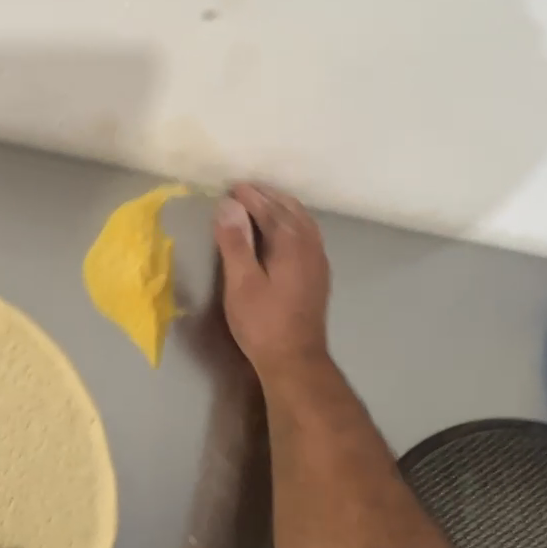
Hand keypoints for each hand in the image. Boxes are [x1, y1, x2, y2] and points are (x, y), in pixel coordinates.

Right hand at [213, 182, 332, 384]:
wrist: (295, 359)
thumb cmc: (262, 323)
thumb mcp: (241, 283)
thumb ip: (235, 243)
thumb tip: (228, 205)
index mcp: (291, 244)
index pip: (269, 209)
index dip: (250, 197)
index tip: (232, 187)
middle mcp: (310, 246)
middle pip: (290, 210)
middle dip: (268, 197)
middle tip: (244, 191)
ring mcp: (318, 261)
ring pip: (302, 222)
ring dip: (282, 208)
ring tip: (262, 203)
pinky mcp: (318, 275)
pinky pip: (307, 234)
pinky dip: (292, 222)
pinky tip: (284, 231)